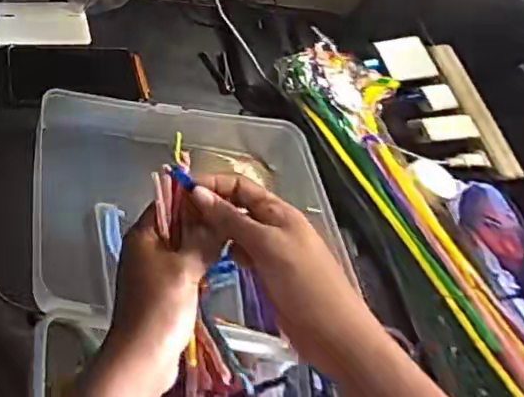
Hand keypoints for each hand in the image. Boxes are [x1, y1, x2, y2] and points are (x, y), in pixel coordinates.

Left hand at [79, 193, 224, 396]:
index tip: (217, 200)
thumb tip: (216, 216)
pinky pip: (179, 270)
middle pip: (173, 226)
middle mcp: (143, 247)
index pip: (165, 203)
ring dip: (199, 250)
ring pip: (179, 249)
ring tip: (225, 249)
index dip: (189, 199)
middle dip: (198, 227)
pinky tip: (212, 277)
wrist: (143, 356)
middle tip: (227, 226)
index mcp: (142, 233)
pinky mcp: (159, 291)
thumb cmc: (159, 307)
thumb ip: (201, 241)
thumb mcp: (185, 269)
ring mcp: (150, 270)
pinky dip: (195, 271)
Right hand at [189, 174, 444, 396]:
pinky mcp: (269, 273)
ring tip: (194, 236)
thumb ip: (230, 218)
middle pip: (235, 205)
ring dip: (216, 229)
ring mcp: (272, 250)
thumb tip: (196, 191)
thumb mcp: (266, 246)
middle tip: (182, 216)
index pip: (238, 184)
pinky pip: (242, 252)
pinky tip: (217, 258)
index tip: (183, 190)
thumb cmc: (305, 285)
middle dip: (210, 206)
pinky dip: (228, 250)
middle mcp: (273, 225)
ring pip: (236, 229)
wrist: (340, 341)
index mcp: (278, 211)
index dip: (211, 183)